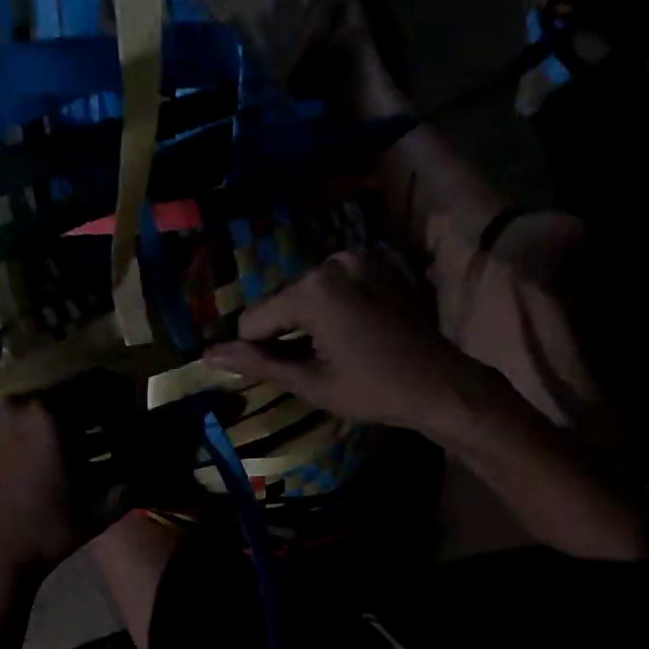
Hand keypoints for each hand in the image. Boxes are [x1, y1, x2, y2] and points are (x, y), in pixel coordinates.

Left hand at [0, 394, 126, 574]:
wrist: (3, 551)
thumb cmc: (55, 527)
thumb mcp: (107, 503)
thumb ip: (134, 472)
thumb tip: (152, 448)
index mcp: (54, 414)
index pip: (101, 384)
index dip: (125, 390)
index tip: (139, 401)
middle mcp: (29, 404)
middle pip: (76, 383)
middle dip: (103, 395)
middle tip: (124, 411)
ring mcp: (10, 414)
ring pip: (56, 394)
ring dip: (81, 406)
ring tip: (106, 426)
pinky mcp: (2, 429)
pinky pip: (39, 409)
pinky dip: (60, 417)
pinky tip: (80, 439)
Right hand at [203, 249, 483, 431]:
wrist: (440, 384)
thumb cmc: (373, 390)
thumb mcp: (310, 383)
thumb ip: (257, 363)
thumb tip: (207, 355)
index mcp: (313, 289)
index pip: (254, 319)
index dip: (259, 351)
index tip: (290, 373)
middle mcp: (332, 260)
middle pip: (280, 302)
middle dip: (286, 333)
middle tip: (319, 365)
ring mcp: (359, 257)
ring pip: (305, 293)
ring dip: (308, 321)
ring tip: (339, 351)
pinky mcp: (377, 262)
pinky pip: (333, 285)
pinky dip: (333, 307)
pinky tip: (355, 333)